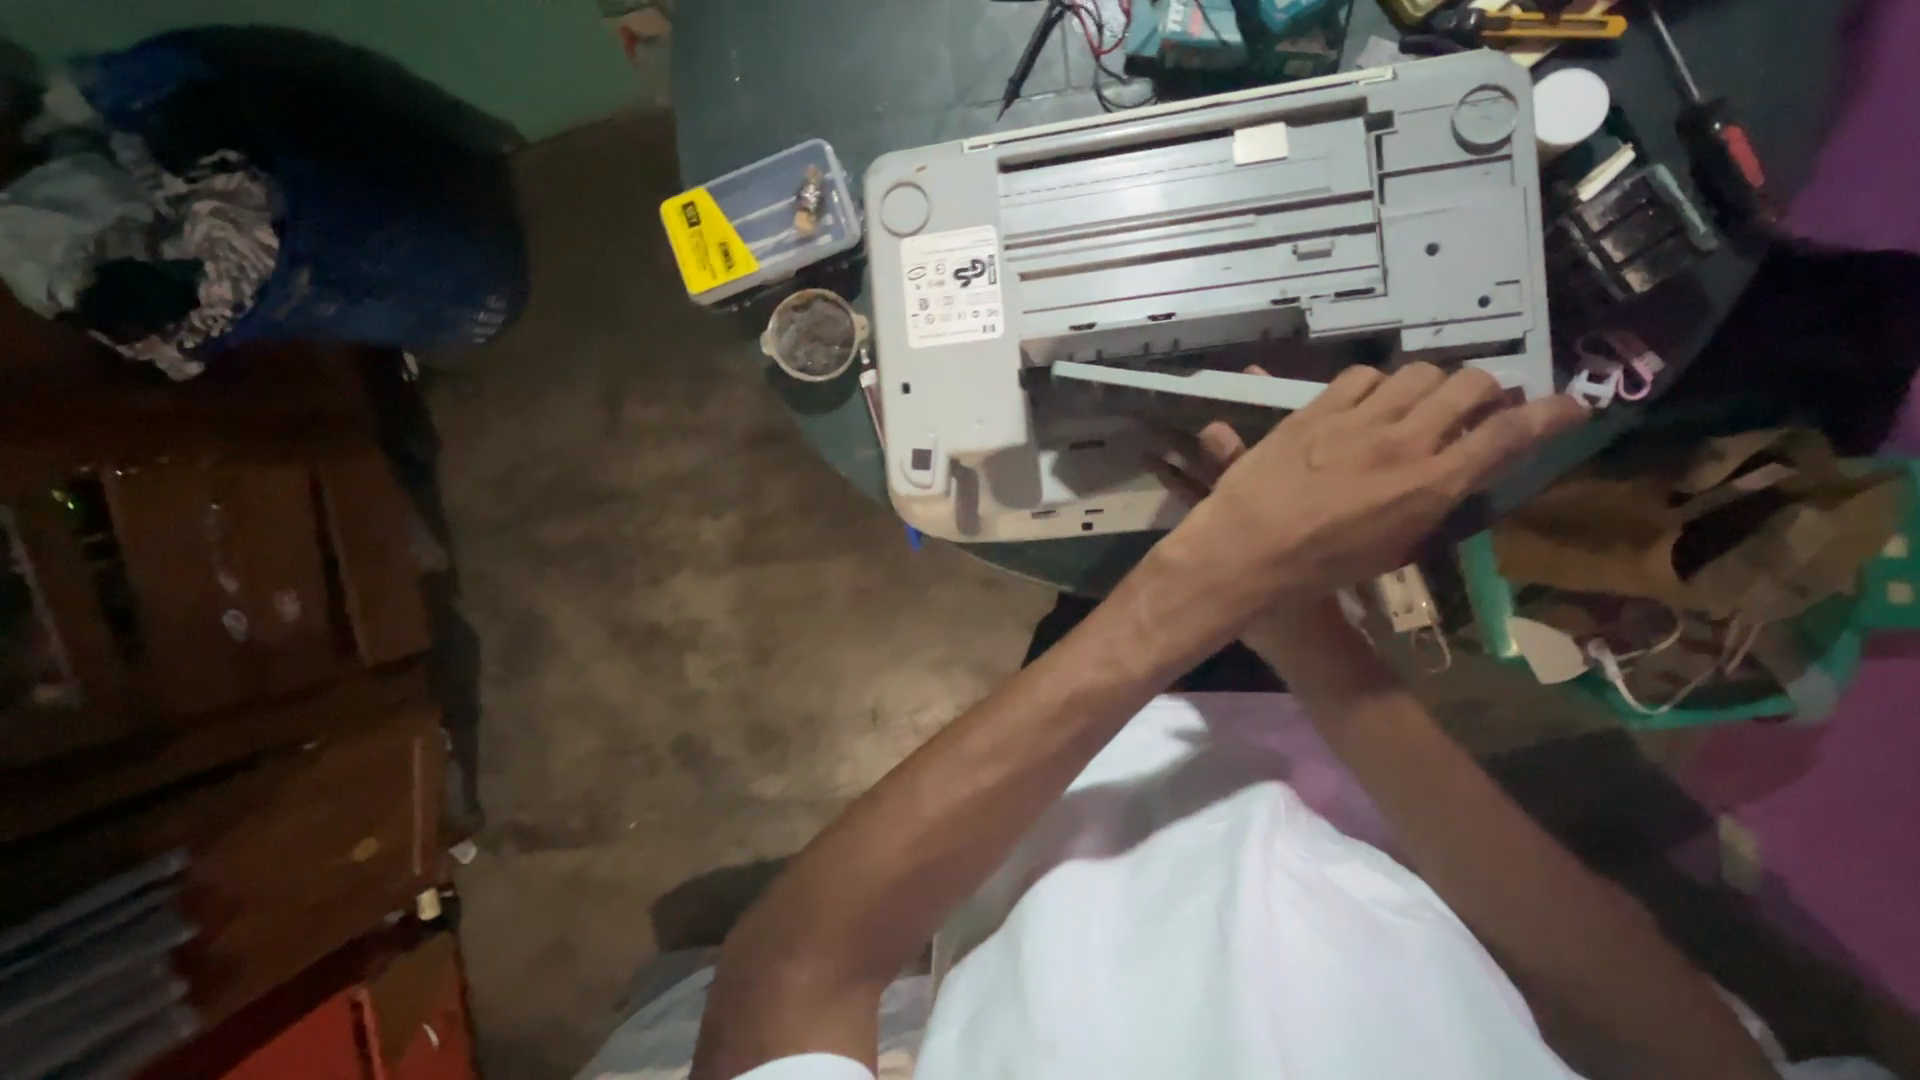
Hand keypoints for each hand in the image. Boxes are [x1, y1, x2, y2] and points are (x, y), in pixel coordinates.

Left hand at [1158, 362, 1585, 601]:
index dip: (1549, 415)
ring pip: (1418, 372)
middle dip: (1485, 389)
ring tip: (1420, 399)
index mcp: (1431, 486)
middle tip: (1479, 402)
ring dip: (1430, 382)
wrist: (1248, 548)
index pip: (1508, 435)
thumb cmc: (1320, 567)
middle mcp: (1404, 443)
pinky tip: (1367, 399)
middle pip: (1468, 386)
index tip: (1570, 405)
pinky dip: (1375, 383)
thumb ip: (1431, 506)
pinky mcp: (1315, 410)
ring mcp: (1357, 421)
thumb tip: (1452, 479)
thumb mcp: (1392, 547)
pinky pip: (1360, 376)